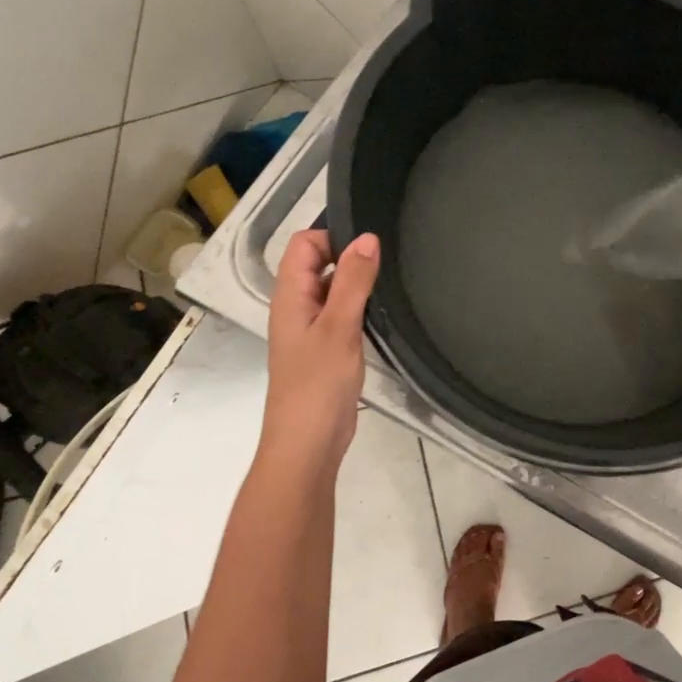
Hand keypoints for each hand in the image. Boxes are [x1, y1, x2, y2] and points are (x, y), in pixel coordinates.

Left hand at [262, 230, 379, 467]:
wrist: (308, 444)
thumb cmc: (318, 384)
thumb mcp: (339, 327)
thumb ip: (353, 281)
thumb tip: (367, 238)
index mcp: (289, 297)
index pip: (303, 245)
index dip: (333, 237)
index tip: (370, 247)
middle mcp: (296, 308)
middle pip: (317, 265)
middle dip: (350, 257)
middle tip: (389, 263)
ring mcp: (310, 331)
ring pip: (332, 291)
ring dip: (357, 285)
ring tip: (392, 286)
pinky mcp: (326, 351)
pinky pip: (341, 316)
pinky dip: (360, 310)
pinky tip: (384, 317)